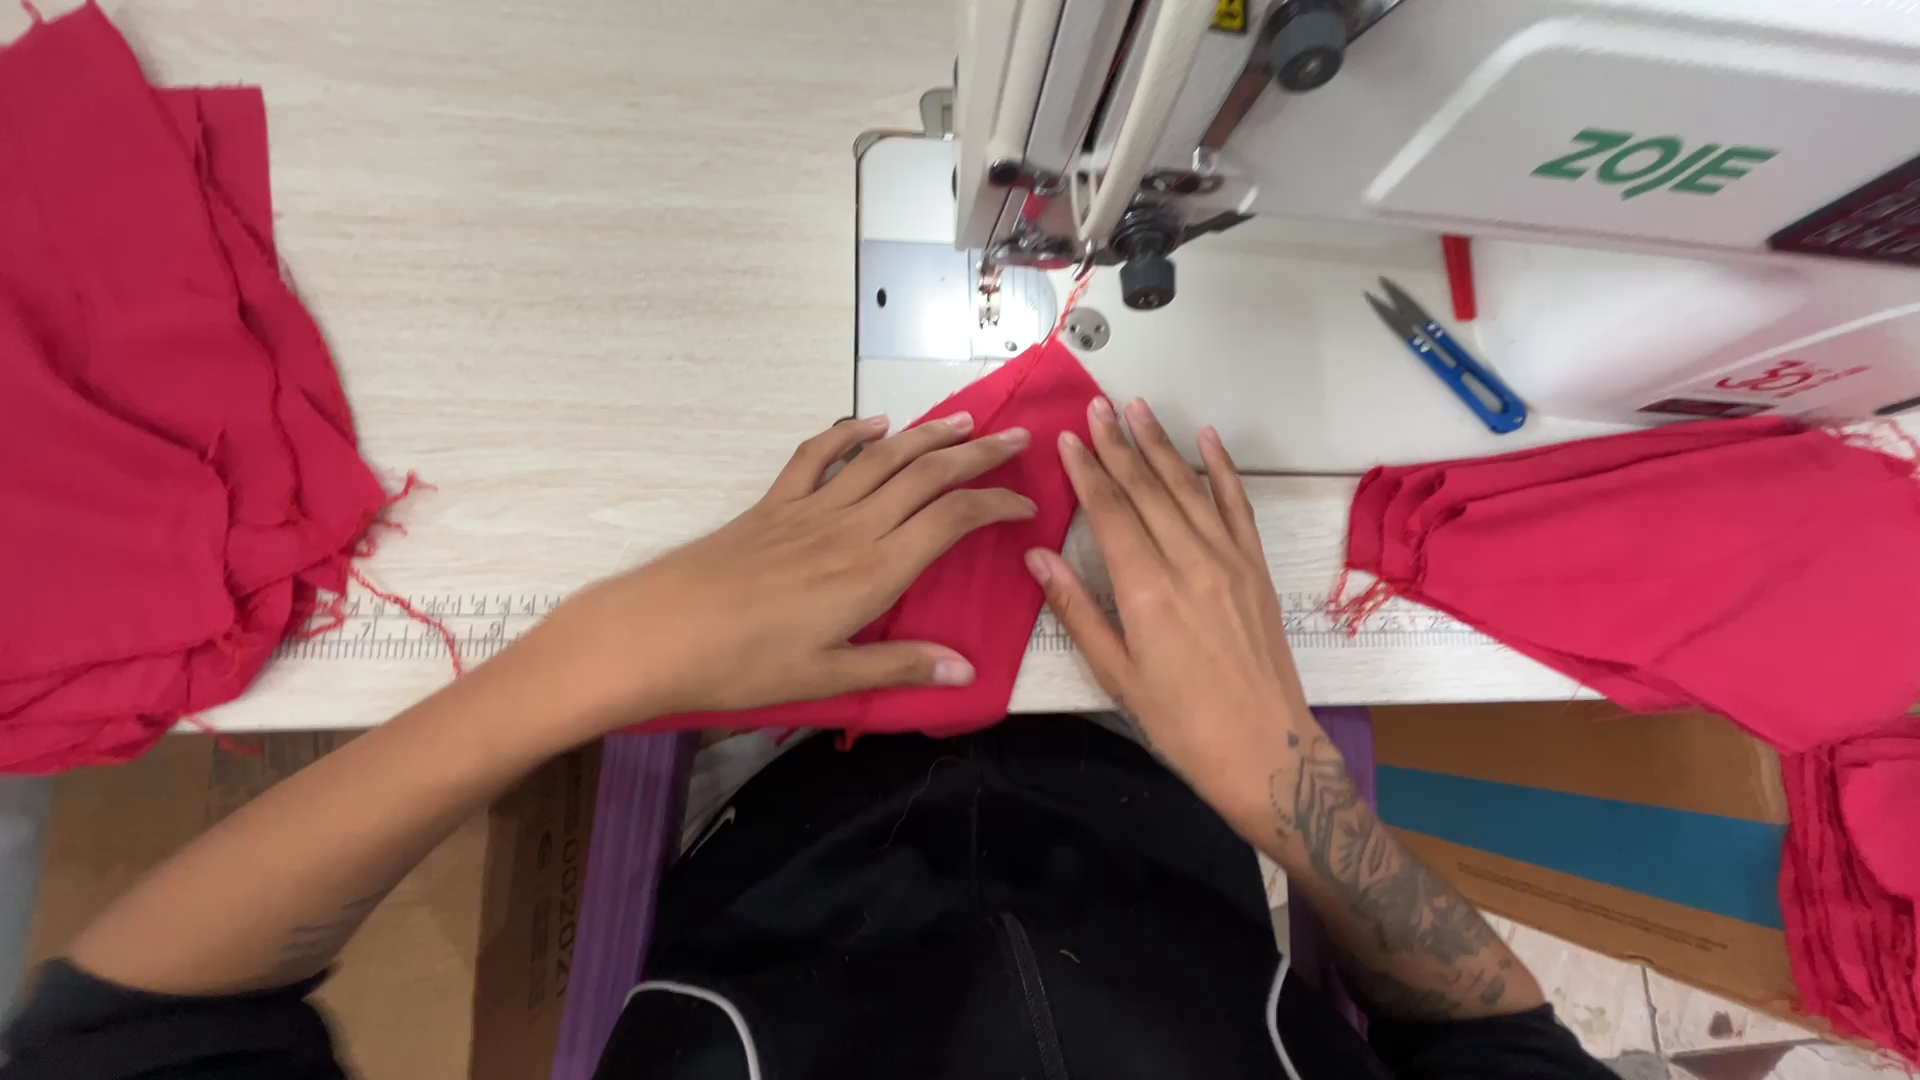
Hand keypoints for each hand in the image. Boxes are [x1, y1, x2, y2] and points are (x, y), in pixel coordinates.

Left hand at [532, 412, 1033, 728]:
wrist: (655, 633)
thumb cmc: (743, 664)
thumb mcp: (827, 678)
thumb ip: (899, 668)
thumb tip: (967, 668)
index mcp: (872, 571)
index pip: (951, 520)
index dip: (995, 504)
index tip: (1026, 504)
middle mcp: (850, 528)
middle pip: (926, 474)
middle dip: (978, 454)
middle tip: (1017, 438)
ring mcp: (810, 509)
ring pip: (882, 458)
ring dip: (927, 435)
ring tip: (964, 421)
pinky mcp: (774, 504)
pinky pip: (818, 457)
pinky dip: (848, 434)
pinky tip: (872, 423)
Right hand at [1024, 396, 1313, 832]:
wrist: (1263, 749)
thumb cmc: (1179, 720)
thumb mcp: (1114, 673)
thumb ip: (1075, 609)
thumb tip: (1036, 556)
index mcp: (1146, 590)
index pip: (1110, 511)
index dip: (1086, 470)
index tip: (1069, 437)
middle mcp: (1189, 562)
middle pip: (1147, 489)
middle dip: (1119, 443)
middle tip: (1098, 407)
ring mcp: (1229, 560)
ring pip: (1188, 488)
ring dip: (1162, 445)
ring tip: (1139, 409)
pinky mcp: (1256, 568)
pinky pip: (1237, 506)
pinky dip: (1223, 469)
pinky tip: (1208, 440)